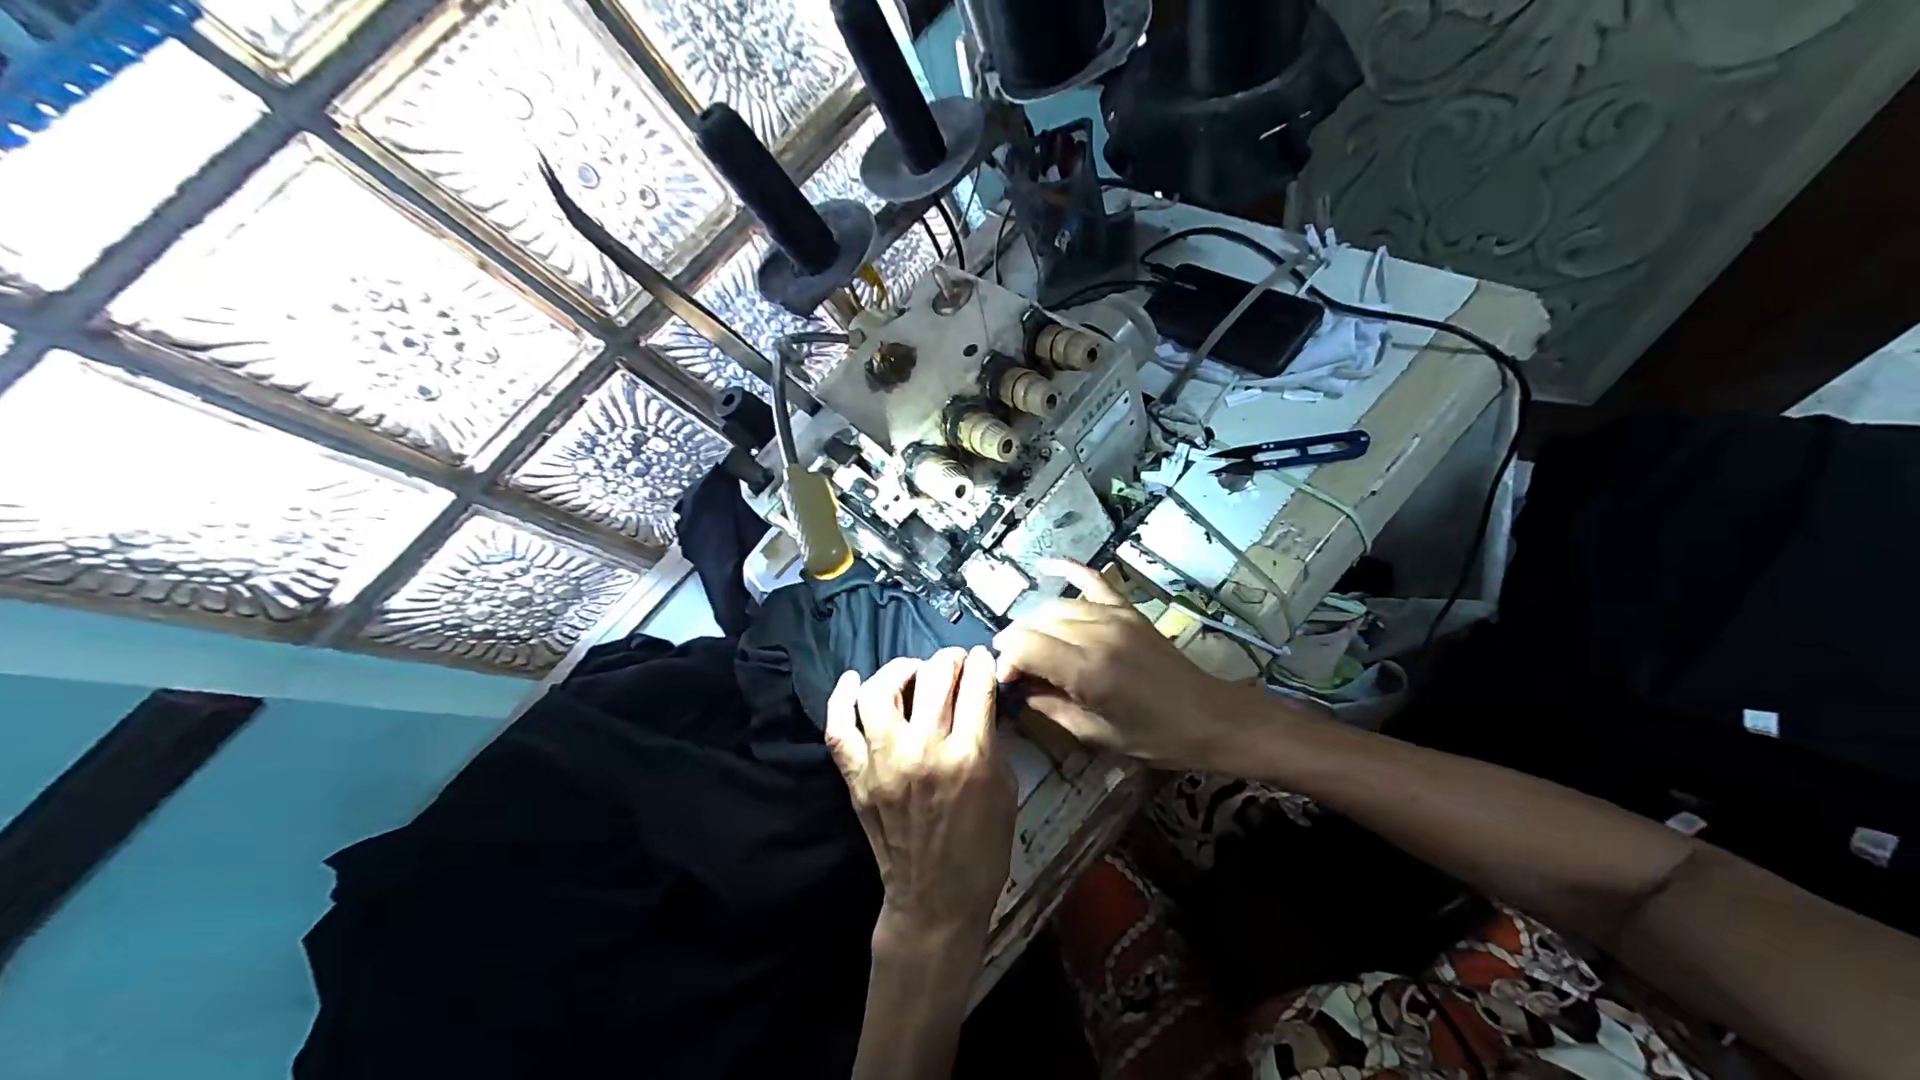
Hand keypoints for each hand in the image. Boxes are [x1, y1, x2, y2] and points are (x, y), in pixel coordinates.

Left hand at [826, 647, 1016, 945]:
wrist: (936, 899)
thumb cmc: (982, 847)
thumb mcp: (1005, 789)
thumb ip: (991, 740)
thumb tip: (979, 698)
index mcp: (969, 757)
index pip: (976, 686)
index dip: (982, 664)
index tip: (982, 658)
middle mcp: (924, 751)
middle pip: (933, 678)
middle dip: (950, 660)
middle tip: (955, 662)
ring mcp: (884, 762)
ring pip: (881, 691)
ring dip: (900, 669)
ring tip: (912, 670)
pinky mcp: (857, 777)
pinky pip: (839, 728)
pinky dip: (840, 698)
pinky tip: (852, 679)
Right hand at [992, 560, 1268, 770]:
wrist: (1207, 716)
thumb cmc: (1152, 736)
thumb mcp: (1093, 734)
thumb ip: (1049, 706)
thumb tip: (1017, 687)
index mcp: (1087, 670)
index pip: (1024, 646)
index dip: (1006, 661)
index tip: (1008, 680)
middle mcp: (1096, 633)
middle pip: (1034, 623)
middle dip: (1016, 644)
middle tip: (1016, 668)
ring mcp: (1113, 615)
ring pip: (1055, 605)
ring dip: (1034, 622)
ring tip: (1030, 644)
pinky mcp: (1127, 608)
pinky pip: (1091, 579)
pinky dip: (1067, 570)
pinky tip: (1045, 566)